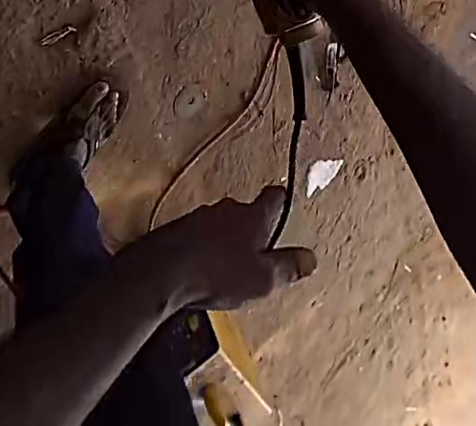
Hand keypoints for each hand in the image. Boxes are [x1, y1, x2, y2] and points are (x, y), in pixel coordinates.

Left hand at [123, 185, 317, 310]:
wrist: (165, 269)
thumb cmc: (217, 273)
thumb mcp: (262, 279)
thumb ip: (287, 267)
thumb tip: (310, 258)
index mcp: (254, 217)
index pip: (274, 196)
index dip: (282, 202)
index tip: (285, 207)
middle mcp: (229, 209)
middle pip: (247, 211)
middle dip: (253, 228)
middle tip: (258, 252)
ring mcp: (203, 216)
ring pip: (223, 222)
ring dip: (227, 238)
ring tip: (228, 266)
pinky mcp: (181, 228)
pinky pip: (201, 233)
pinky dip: (206, 246)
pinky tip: (203, 268)